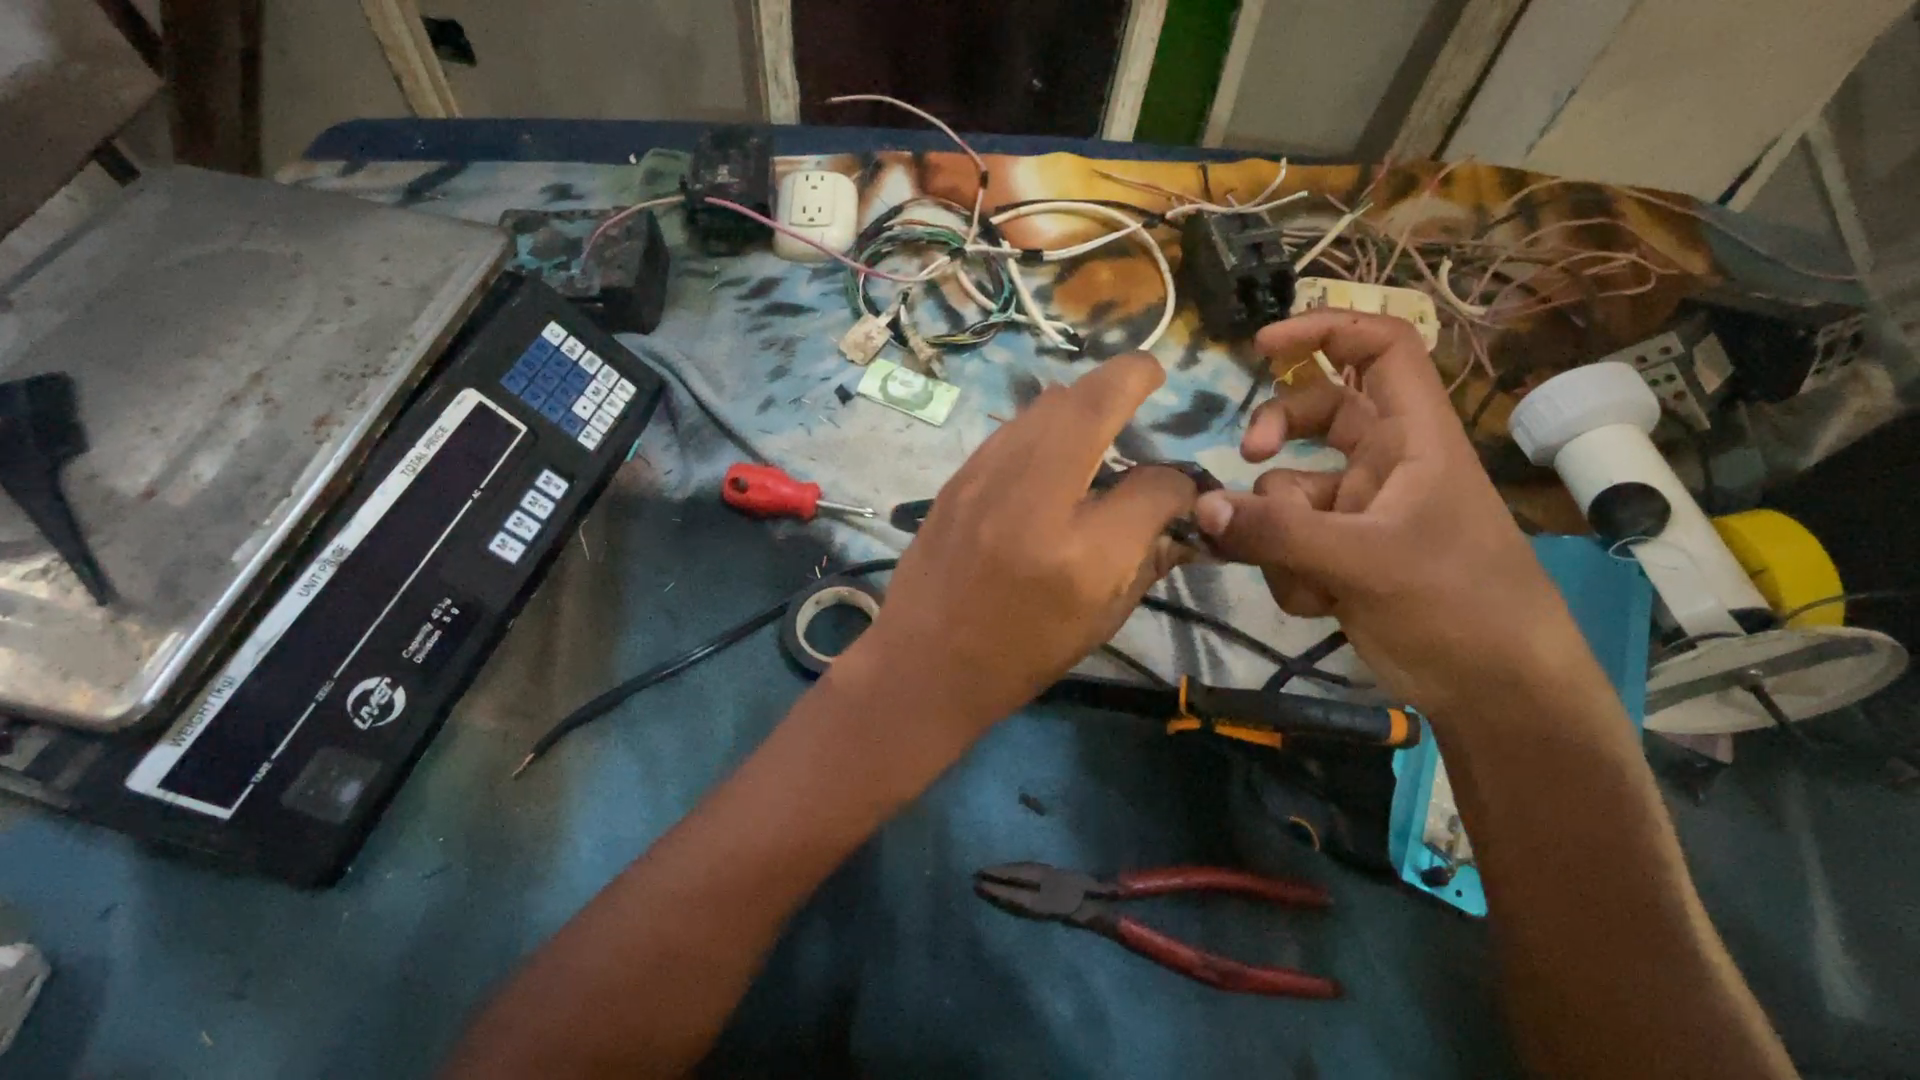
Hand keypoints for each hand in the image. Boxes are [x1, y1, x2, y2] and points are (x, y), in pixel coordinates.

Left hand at [841, 352, 1198, 737]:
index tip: (1180, 487)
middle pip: (1093, 405)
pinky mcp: (959, 477)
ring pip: (1046, 405)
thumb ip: (1149, 557)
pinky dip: (1043, 421)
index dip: (1180, 482)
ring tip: (1104, 405)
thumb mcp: (1102, 619)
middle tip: (1149, 374)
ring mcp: (989, 480)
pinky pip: (1013, 428)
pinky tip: (1053, 441)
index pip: (1155, 486)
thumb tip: (1182, 515)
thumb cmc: (1022, 653)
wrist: (925, 664)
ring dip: (1084, 395)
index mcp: (1085, 554)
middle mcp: (1037, 501)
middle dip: (1131, 377)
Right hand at [1192, 312, 1595, 714]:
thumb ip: (1278, 532)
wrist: (1496, 692)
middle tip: (1249, 457)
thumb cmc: (1458, 605)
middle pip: (1316, 412)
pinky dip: (1289, 571)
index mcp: (1415, 437)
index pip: (1382, 349)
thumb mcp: (1365, 562)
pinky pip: (1289, 543)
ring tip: (1303, 578)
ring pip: (1289, 492)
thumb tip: (1199, 507)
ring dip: (1278, 532)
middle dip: (1276, 434)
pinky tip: (1318, 605)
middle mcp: (1386, 463)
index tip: (1262, 347)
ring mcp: (1362, 512)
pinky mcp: (1343, 557)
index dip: (1326, 330)